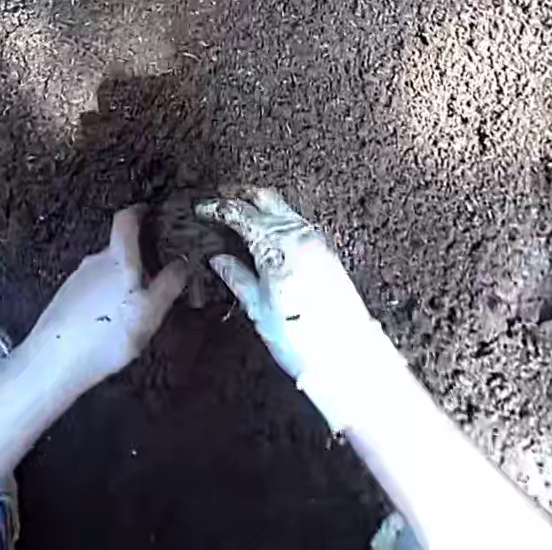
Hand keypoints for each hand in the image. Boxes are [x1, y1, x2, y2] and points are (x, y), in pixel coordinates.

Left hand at [21, 206, 186, 391]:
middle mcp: (95, 261)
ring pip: (106, 269)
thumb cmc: (106, 335)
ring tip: (136, 302)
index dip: (139, 210)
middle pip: (118, 247)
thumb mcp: (150, 312)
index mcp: (118, 258)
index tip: (151, 211)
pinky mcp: (65, 298)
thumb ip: (169, 284)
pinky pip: (93, 287)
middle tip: (155, 272)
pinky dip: (107, 293)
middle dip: (137, 255)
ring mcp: (77, 279)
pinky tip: (111, 320)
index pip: (126, 219)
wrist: (51, 363)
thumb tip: (183, 261)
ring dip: (122, 277)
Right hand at [197, 187, 407, 431]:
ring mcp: (314, 239)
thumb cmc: (302, 338)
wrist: (349, 355)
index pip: (240, 213)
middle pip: (264, 199)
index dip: (218, 208)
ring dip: (259, 205)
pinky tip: (268, 231)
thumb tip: (219, 259)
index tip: (202, 209)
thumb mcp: (258, 309)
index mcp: (275, 244)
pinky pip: (295, 221)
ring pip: (281, 208)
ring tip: (240, 213)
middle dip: (240, 195)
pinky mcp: (325, 250)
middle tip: (220, 200)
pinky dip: (277, 218)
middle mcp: (296, 234)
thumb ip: (237, 277)